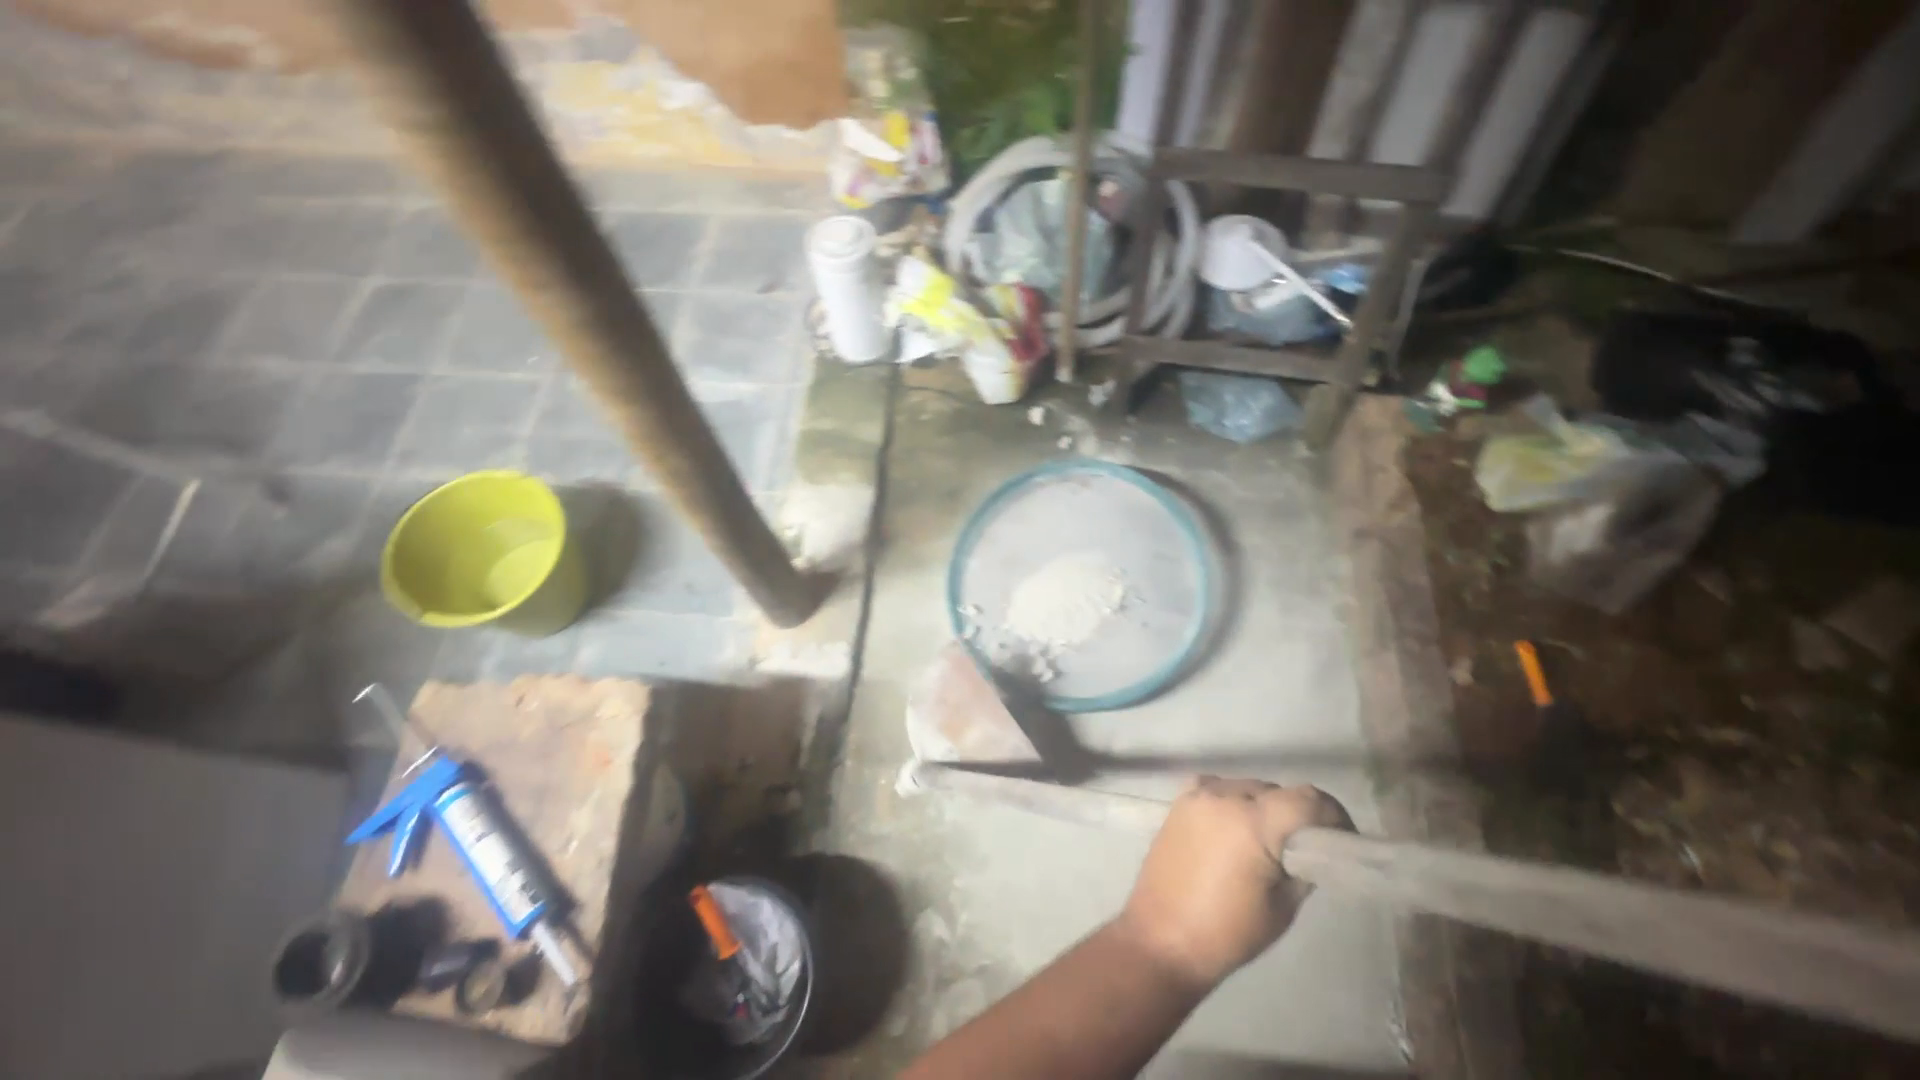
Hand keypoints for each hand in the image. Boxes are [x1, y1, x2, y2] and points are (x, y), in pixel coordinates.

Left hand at [1116, 777, 1351, 987]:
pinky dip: (1233, 801)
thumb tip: (1315, 850)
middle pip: (1277, 791)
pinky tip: (1235, 826)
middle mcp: (1225, 797)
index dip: (1333, 815)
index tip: (1343, 838)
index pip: (1308, 799)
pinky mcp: (1178, 803)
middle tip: (1306, 847)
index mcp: (1254, 822)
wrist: (1162, 939)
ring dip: (1264, 806)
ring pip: (1247, 787)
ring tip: (1268, 840)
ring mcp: (1197, 796)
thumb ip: (1304, 868)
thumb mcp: (1283, 906)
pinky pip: (1217, 789)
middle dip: (1298, 814)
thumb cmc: (1228, 932)